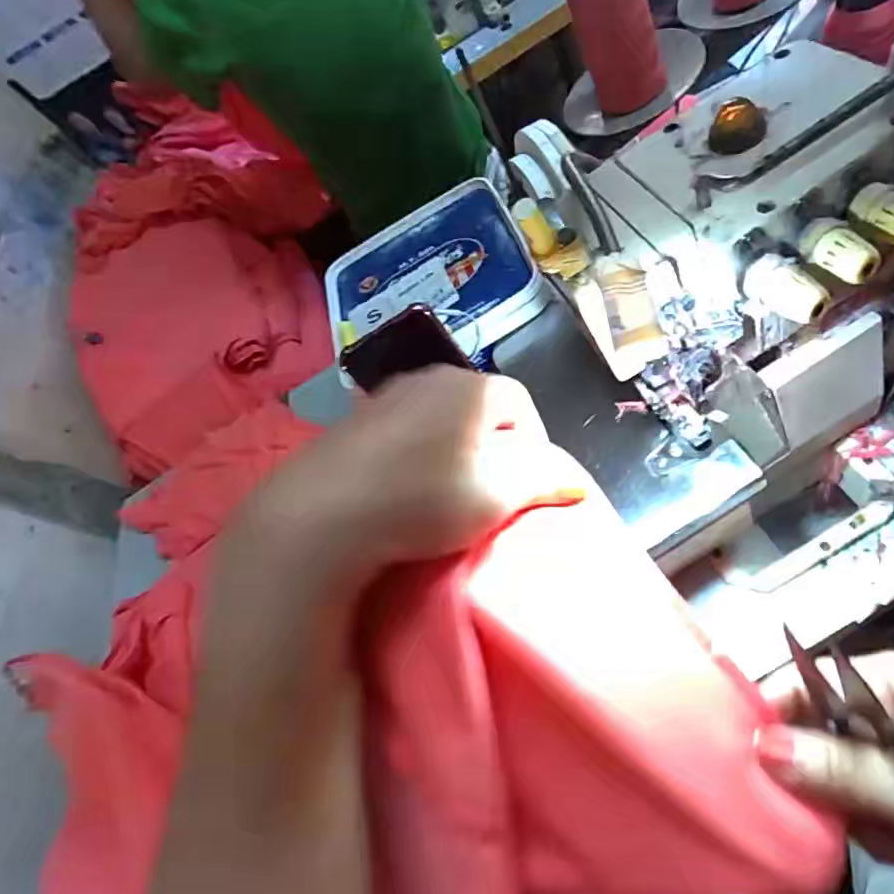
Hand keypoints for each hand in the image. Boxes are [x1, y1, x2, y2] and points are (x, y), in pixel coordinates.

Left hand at [238, 368, 589, 583]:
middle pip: (481, 410)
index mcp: (473, 386)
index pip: (523, 405)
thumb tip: (573, 478)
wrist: (319, 514)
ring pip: (440, 421)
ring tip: (446, 497)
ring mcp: (386, 397)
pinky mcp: (351, 422)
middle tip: (491, 495)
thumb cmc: (425, 499)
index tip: (528, 488)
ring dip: (454, 453)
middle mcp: (430, 378)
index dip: (535, 446)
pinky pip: (403, 434)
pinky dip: (415, 458)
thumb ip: (547, 478)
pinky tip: (403, 493)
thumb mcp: (501, 495)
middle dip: (495, 449)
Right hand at [757, 652, 893, 893]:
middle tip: (864, 823)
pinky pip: (863, 806)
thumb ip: (844, 773)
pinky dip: (880, 835)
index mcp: (891, 681)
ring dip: (858, 818)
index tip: (744, 766)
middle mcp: (886, 705)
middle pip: (813, 733)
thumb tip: (758, 745)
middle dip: (826, 785)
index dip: (770, 719)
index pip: (803, 682)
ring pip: (835, 779)